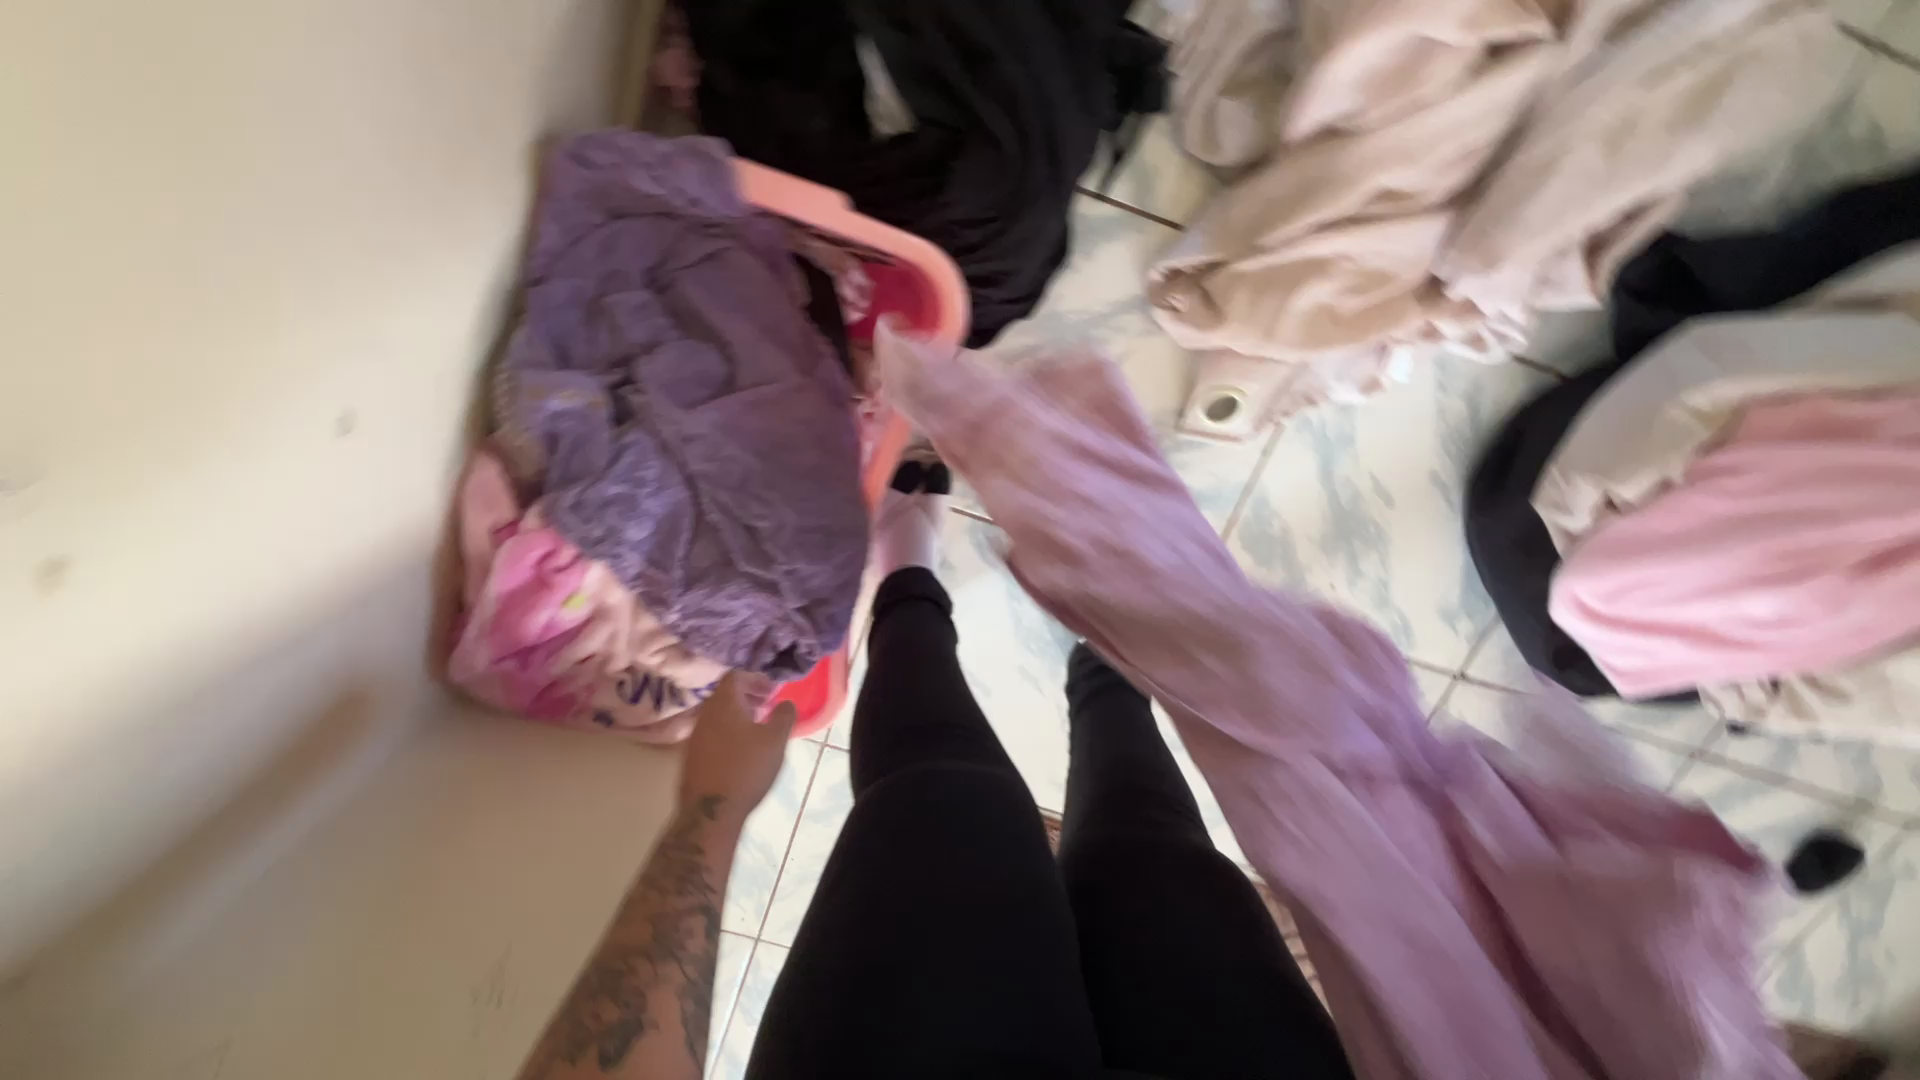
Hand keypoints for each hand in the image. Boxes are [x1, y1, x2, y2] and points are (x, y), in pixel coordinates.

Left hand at [676, 675, 794, 819]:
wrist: (710, 812)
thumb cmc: (746, 769)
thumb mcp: (775, 740)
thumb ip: (784, 715)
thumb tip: (786, 702)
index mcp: (723, 704)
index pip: (735, 676)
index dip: (755, 679)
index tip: (772, 692)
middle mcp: (704, 715)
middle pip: (724, 695)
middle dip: (747, 697)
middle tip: (767, 708)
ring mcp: (694, 737)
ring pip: (717, 715)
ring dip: (738, 716)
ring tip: (757, 730)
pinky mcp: (691, 757)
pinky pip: (711, 733)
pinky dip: (727, 733)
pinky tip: (741, 751)